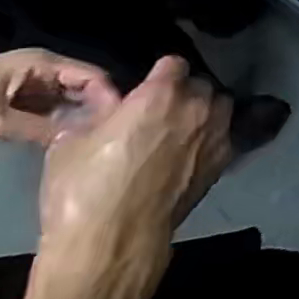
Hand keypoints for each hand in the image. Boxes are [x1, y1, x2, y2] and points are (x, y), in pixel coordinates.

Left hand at [0, 49, 118, 146]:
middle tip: (107, 134)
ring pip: (61, 100)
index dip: (109, 97)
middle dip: (93, 108)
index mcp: (40, 63)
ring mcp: (20, 85)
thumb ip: (38, 128)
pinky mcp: (5, 102)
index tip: (121, 122)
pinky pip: (41, 110)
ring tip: (88, 140)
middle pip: (80, 87)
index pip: (92, 76)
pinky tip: (58, 140)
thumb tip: (80, 139)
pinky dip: (51, 123)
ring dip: (72, 118)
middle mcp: (37, 70)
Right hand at [38, 56, 231, 276]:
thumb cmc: (83, 189)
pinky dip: (213, 133)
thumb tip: (110, 106)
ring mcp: (218, 129)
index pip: (173, 64)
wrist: (116, 235)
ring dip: (204, 109)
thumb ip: (99, 114)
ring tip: (182, 126)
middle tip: (162, 109)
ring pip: (219, 104)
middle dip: (182, 91)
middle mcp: (197, 105)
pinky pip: (225, 131)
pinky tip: (195, 147)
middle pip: (199, 84)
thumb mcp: (71, 143)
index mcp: (160, 95)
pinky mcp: (227, 153)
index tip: (151, 82)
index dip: (161, 71)